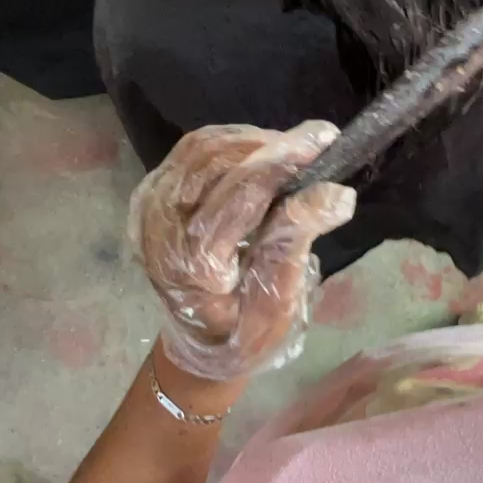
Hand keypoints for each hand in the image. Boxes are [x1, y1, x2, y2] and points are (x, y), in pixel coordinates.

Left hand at [128, 122, 356, 380]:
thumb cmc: (243, 332)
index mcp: (190, 263)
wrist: (199, 344)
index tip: (325, 138)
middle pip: (214, 161)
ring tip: (291, 151)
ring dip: (249, 142)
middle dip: (268, 145)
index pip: (238, 194)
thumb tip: (336, 193)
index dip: (281, 159)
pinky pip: (189, 153)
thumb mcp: (277, 301)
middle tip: (314, 143)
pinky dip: (228, 146)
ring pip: (200, 148)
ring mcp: (147, 209)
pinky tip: (258, 155)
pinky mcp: (149, 196)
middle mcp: (159, 228)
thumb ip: (295, 241)